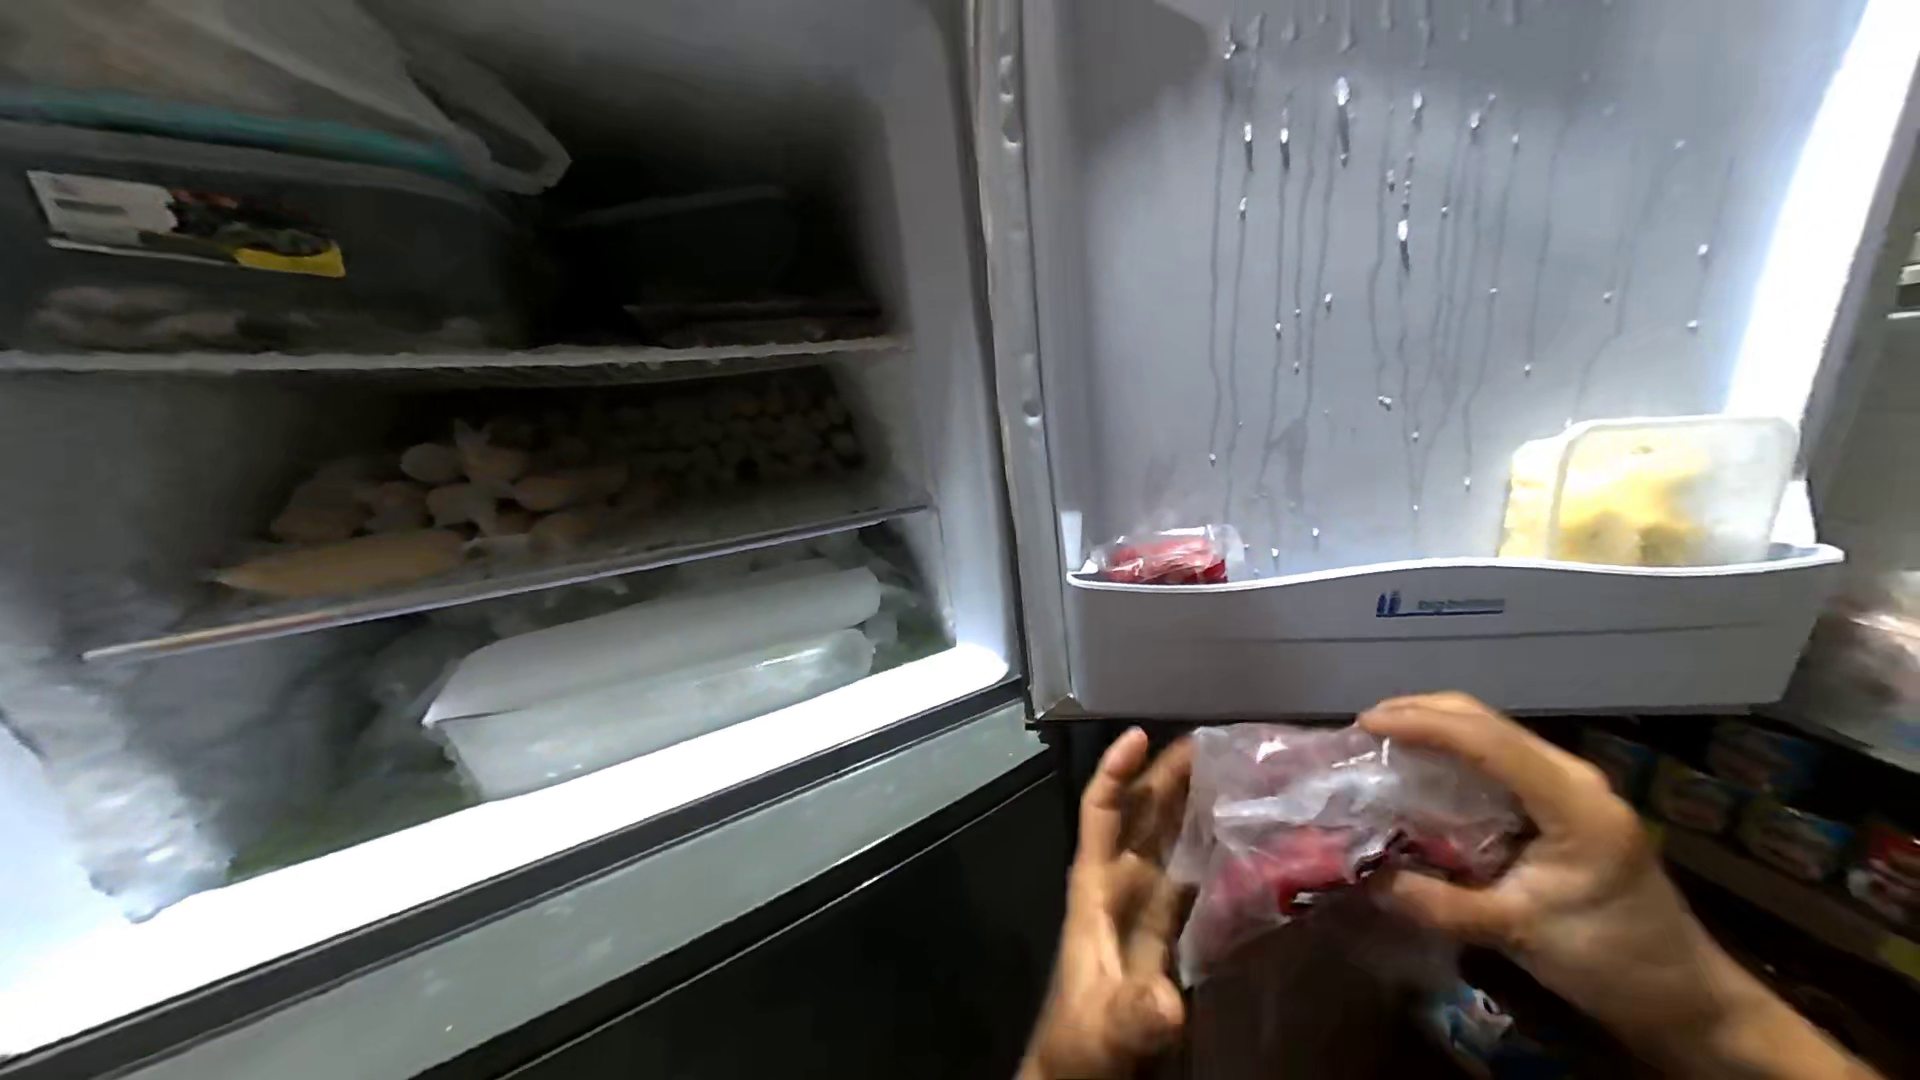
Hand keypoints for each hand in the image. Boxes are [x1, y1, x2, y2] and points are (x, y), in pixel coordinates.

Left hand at [1020, 729, 1192, 1079]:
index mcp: (1093, 887)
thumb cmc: (1079, 1042)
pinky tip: (1237, 841)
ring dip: (1187, 804)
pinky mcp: (1164, 931)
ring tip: (1226, 773)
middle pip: (1139, 814)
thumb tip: (1167, 1003)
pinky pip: (1187, 877)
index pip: (1100, 813)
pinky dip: (1207, 852)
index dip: (1115, 772)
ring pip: (1164, 839)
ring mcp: (1141, 904)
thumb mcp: (1103, 1030)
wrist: (1082, 1074)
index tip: (1139, 735)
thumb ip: (1130, 1015)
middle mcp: (1117, 882)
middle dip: (1164, 775)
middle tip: (1207, 743)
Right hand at [1360, 693, 1878, 1078]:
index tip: (1364, 727)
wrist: (1691, 999)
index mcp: (1574, 805)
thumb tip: (1362, 874)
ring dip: (1430, 722)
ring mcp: (1570, 783)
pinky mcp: (1561, 795)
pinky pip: (1495, 749)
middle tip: (1364, 728)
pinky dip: (1449, 741)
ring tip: (1381, 736)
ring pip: (1488, 726)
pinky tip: (1420, 759)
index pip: (1487, 740)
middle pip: (1484, 717)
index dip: (1420, 723)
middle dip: (1416, 711)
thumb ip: (1437, 904)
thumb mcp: (1518, 935)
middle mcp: (1573, 778)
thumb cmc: (1612, 963)